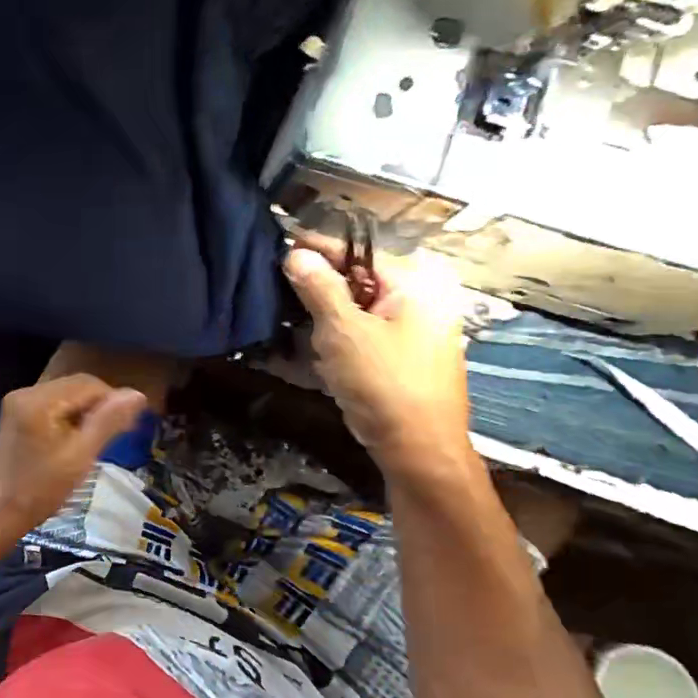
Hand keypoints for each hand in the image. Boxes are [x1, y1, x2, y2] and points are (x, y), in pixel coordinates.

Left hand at [0, 375, 149, 533]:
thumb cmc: (41, 490)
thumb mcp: (80, 456)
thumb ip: (108, 422)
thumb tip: (137, 394)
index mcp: (38, 400)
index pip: (89, 384)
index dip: (114, 401)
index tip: (130, 427)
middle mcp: (25, 392)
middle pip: (75, 387)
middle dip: (100, 406)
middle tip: (118, 435)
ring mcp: (17, 403)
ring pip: (65, 396)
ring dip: (85, 412)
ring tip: (98, 440)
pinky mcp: (15, 416)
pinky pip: (51, 406)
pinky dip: (68, 418)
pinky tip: (76, 441)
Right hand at [283, 242, 471, 476]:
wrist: (418, 448)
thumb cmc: (383, 383)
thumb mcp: (343, 331)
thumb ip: (318, 288)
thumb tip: (295, 253)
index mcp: (414, 282)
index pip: (357, 252)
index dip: (316, 250)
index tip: (277, 249)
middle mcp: (420, 298)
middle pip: (357, 280)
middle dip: (318, 288)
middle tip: (279, 293)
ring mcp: (414, 328)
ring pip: (357, 309)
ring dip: (324, 317)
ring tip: (292, 324)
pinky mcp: (403, 354)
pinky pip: (363, 333)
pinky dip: (338, 337)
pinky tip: (314, 350)